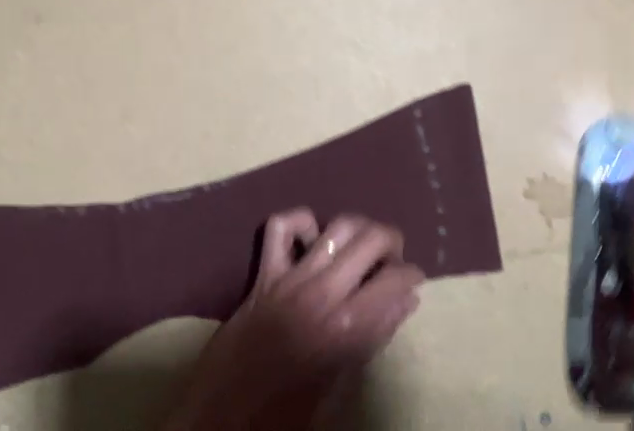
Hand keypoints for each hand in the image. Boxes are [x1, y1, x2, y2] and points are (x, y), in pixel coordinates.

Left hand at [161, 209, 426, 430]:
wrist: (221, 418)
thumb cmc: (286, 412)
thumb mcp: (340, 385)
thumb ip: (374, 338)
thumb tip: (406, 300)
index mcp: (346, 329)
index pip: (397, 280)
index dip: (412, 277)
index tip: (412, 282)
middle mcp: (322, 294)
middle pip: (372, 239)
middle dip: (392, 243)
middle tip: (390, 262)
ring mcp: (290, 280)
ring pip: (337, 226)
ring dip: (358, 229)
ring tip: (361, 247)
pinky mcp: (262, 276)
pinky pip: (281, 227)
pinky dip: (301, 223)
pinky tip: (312, 239)